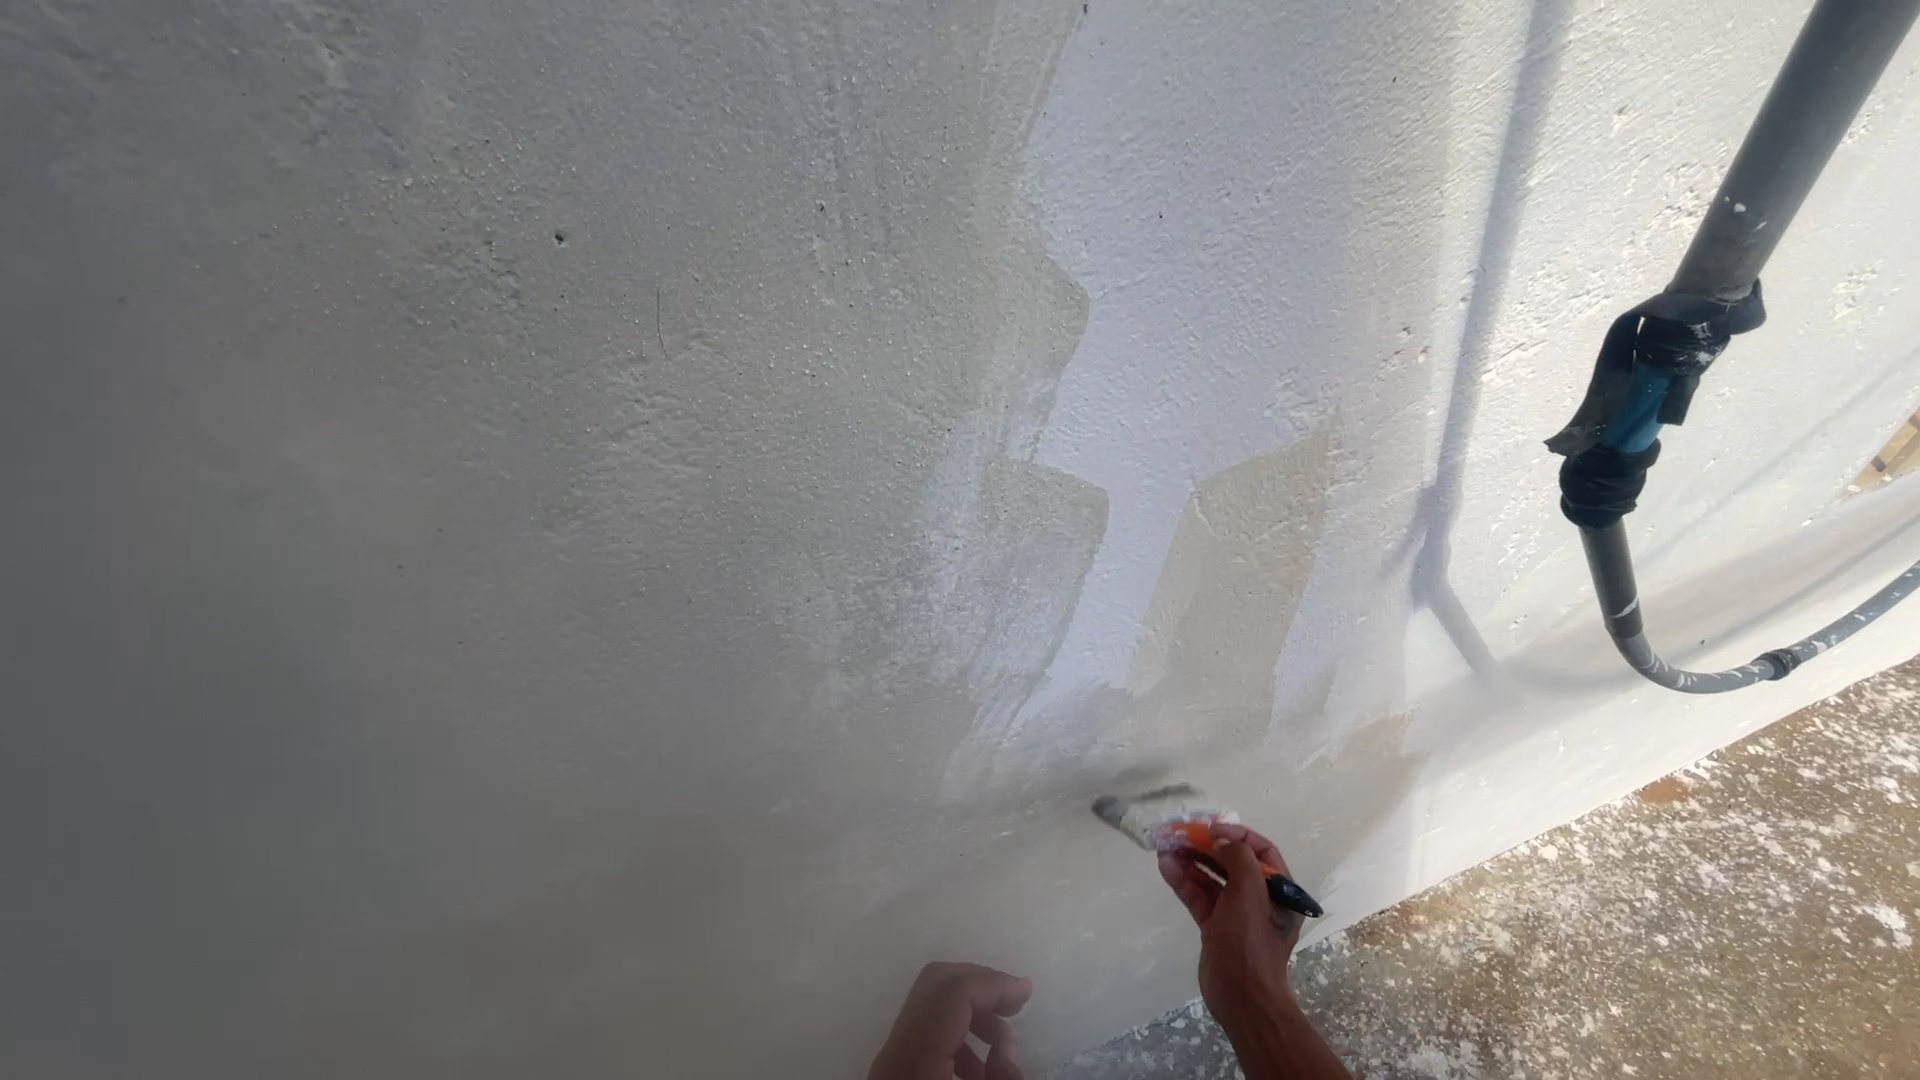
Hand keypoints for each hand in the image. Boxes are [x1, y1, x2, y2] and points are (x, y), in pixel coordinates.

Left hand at [868, 962, 1030, 1079]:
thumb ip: (1002, 1071)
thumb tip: (1007, 1050)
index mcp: (915, 1056)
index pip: (952, 991)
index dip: (994, 982)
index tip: (1025, 991)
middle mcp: (894, 1051)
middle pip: (935, 982)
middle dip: (980, 987)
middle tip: (1012, 1006)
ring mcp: (887, 1061)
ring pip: (929, 1008)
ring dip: (971, 1018)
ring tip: (1000, 1054)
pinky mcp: (890, 1071)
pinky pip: (923, 1036)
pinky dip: (954, 1040)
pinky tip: (976, 1071)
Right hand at [1156, 822, 1302, 1021]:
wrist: (1242, 998)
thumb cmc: (1250, 942)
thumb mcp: (1250, 894)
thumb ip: (1238, 858)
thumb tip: (1221, 838)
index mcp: (1279, 891)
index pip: (1261, 851)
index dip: (1236, 834)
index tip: (1210, 828)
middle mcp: (1259, 899)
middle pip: (1231, 862)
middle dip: (1206, 846)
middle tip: (1180, 834)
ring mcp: (1235, 913)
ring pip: (1211, 878)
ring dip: (1190, 861)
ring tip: (1166, 846)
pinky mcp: (1215, 926)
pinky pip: (1199, 896)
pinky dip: (1183, 881)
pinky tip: (1166, 866)